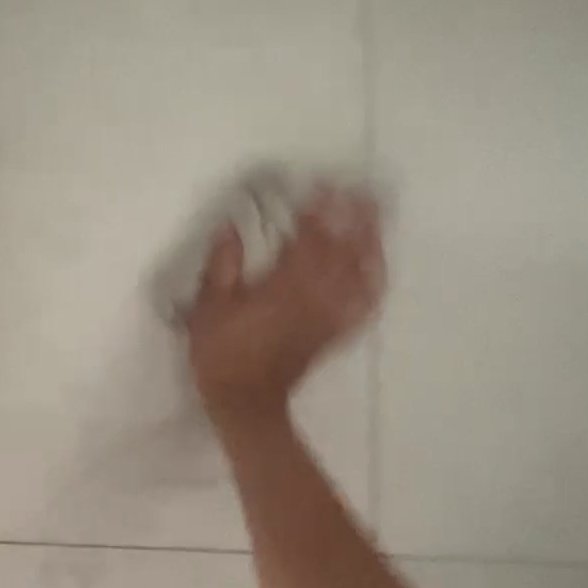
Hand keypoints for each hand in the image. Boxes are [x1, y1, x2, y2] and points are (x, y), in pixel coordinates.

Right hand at [185, 188, 385, 426]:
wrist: (247, 402)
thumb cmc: (222, 354)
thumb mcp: (209, 308)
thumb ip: (221, 266)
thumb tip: (230, 227)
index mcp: (281, 290)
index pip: (306, 242)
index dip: (317, 211)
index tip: (323, 184)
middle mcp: (313, 299)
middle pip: (342, 252)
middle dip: (354, 219)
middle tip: (363, 189)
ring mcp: (329, 317)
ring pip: (358, 274)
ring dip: (370, 243)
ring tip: (376, 215)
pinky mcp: (335, 332)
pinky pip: (362, 304)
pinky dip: (373, 282)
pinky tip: (378, 265)